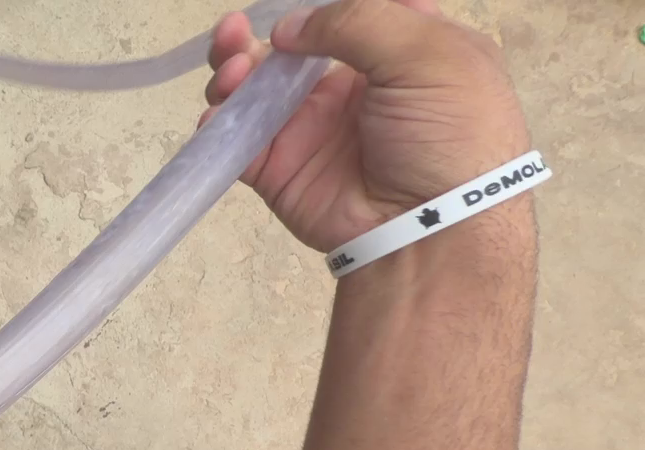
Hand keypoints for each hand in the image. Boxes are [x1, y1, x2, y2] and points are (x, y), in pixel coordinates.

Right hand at [201, 0, 530, 251]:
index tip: (290, 8)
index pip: (344, 14)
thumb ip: (357, 25)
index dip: (312, 7)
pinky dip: (217, 130)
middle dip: (252, 41)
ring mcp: (304, 128)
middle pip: (285, 53)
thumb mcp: (426, 53)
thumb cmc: (447, 128)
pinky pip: (236, 145)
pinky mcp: (274, 169)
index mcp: (392, 46)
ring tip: (228, 76)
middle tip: (229, 34)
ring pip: (252, 95)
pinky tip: (214, 119)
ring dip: (232, 80)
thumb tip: (286, 26)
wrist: (423, 217)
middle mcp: (343, 84)